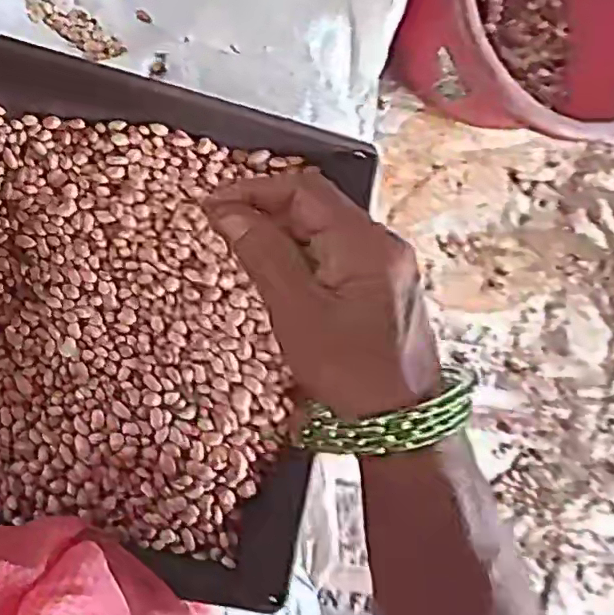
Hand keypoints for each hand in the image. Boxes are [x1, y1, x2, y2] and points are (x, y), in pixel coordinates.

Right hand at [202, 168, 439, 420]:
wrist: (401, 424)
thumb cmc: (350, 372)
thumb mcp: (296, 311)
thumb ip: (262, 254)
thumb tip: (227, 213)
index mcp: (366, 244)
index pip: (303, 190)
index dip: (252, 190)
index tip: (212, 205)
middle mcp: (380, 244)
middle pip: (313, 203)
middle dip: (261, 206)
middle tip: (218, 223)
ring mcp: (382, 263)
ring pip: (319, 226)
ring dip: (275, 228)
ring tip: (236, 243)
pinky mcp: (377, 283)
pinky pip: (328, 249)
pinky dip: (293, 249)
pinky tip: (270, 266)